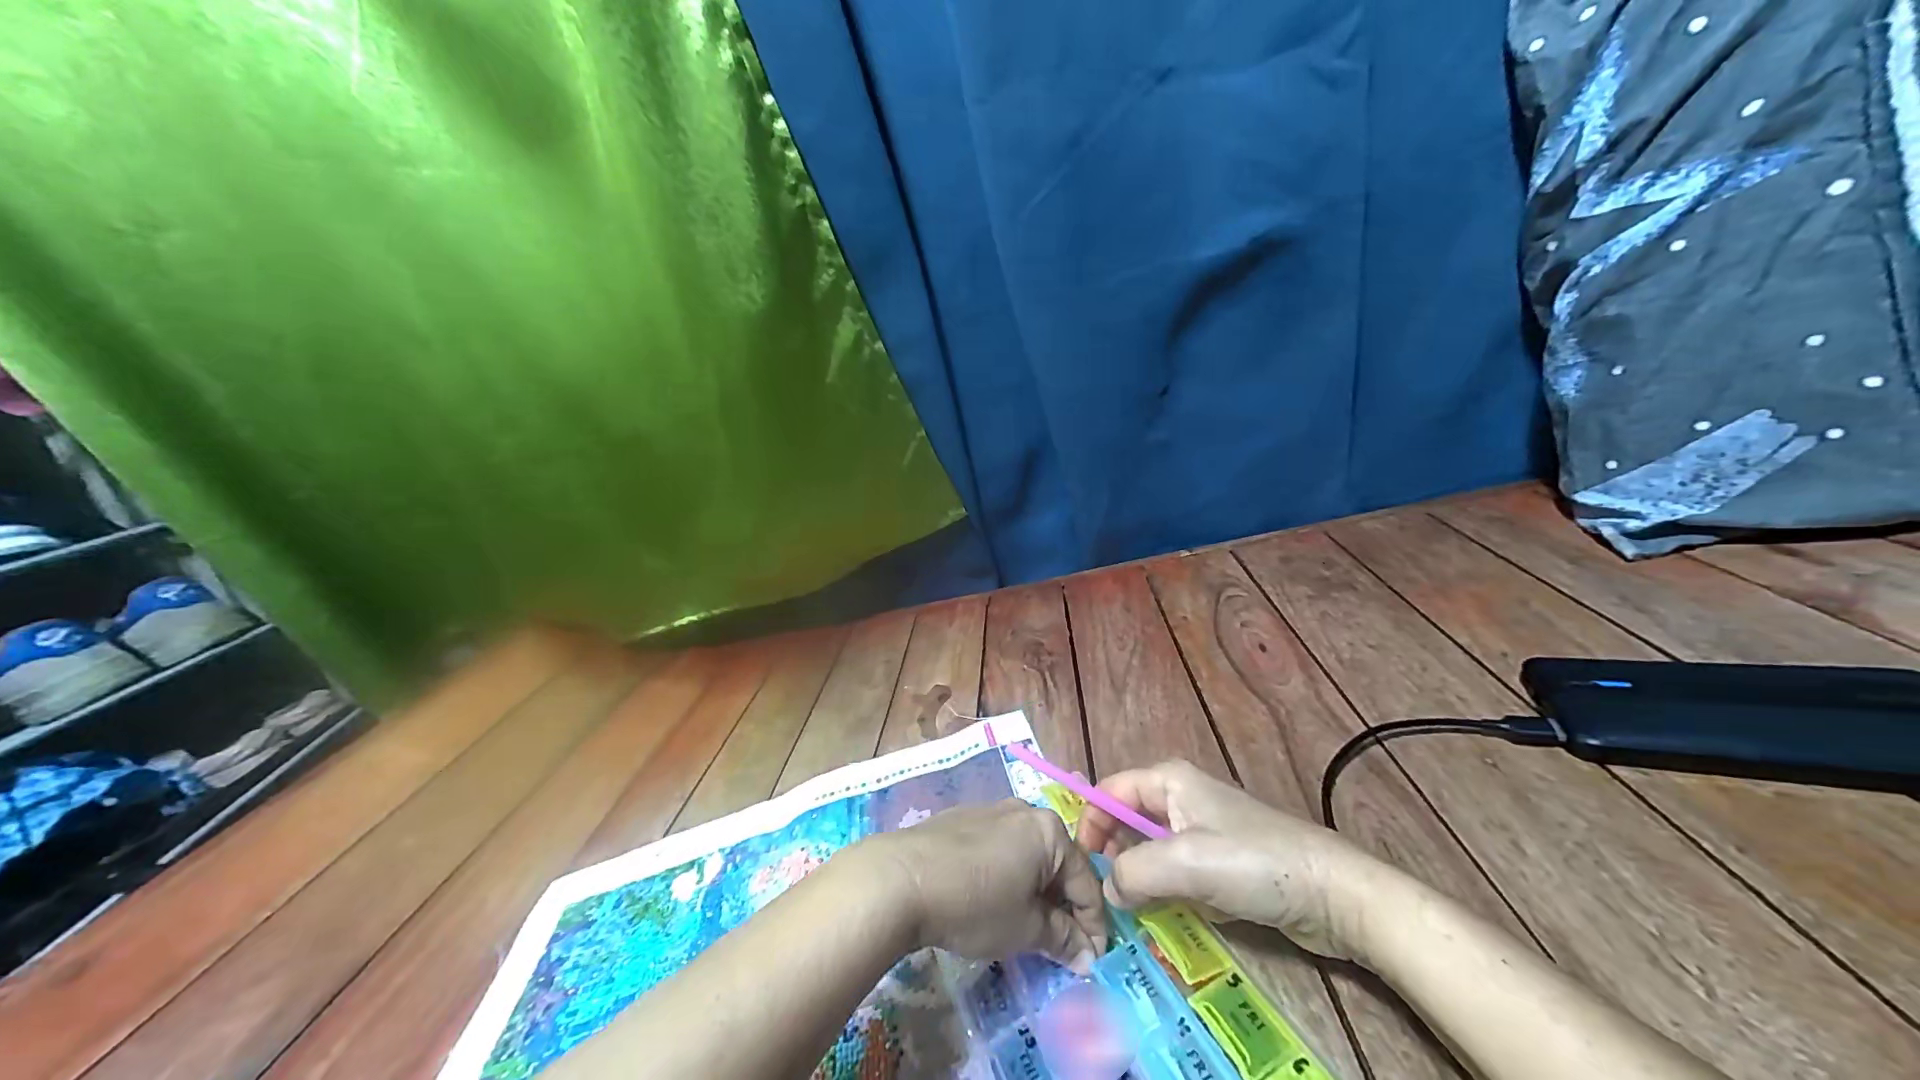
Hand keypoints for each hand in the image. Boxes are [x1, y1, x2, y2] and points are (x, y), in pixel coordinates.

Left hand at [852, 800, 1107, 968]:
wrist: (901, 878)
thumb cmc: (975, 903)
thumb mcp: (1025, 928)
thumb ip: (1062, 938)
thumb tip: (1086, 955)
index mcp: (1049, 830)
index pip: (1086, 882)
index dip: (1094, 926)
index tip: (1093, 961)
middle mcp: (1023, 811)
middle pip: (1057, 865)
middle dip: (1063, 908)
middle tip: (1063, 948)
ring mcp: (989, 812)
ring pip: (1027, 857)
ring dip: (1034, 894)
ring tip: (1029, 931)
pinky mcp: (960, 821)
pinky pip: (998, 851)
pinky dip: (1007, 879)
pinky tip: (993, 904)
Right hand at [1076, 760, 1393, 959]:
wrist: (1331, 893)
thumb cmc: (1253, 862)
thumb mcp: (1184, 862)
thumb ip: (1132, 872)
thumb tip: (1107, 890)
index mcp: (1167, 781)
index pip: (1108, 793)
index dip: (1090, 824)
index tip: (1081, 866)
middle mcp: (1179, 799)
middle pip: (1126, 822)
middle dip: (1111, 856)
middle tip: (1102, 897)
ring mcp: (1200, 832)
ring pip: (1148, 852)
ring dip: (1137, 880)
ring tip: (1127, 912)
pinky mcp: (1218, 863)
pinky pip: (1174, 874)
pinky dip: (1163, 893)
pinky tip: (1162, 916)